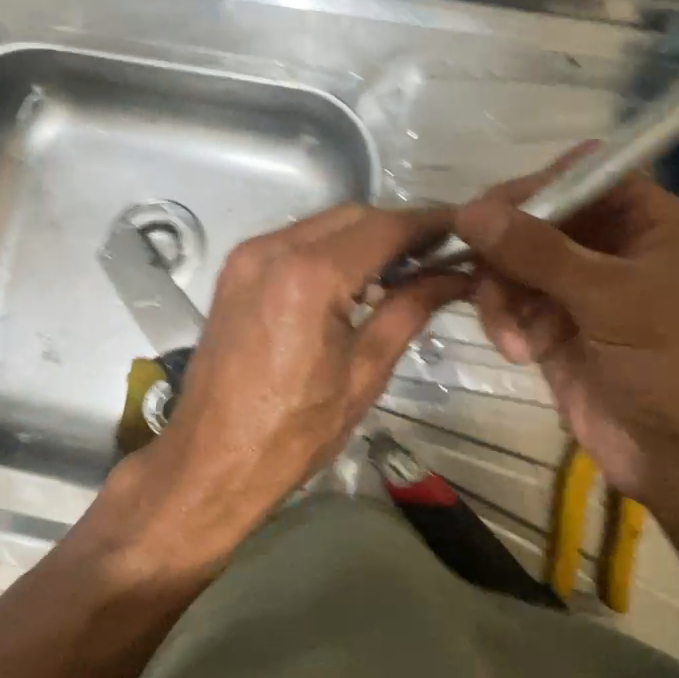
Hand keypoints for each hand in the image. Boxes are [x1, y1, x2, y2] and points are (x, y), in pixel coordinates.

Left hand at [153, 205, 469, 507]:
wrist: (211, 459)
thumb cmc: (294, 432)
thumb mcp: (364, 372)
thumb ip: (409, 311)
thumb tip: (453, 276)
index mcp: (308, 275)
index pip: (384, 228)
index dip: (430, 225)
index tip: (466, 231)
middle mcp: (271, 249)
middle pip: (352, 217)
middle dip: (398, 230)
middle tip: (440, 257)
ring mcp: (246, 257)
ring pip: (322, 226)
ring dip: (364, 239)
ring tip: (404, 273)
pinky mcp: (234, 272)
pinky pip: (293, 243)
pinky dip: (329, 252)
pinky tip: (355, 284)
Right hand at [454, 153, 678, 503]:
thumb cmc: (670, 363)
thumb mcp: (608, 297)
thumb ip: (537, 250)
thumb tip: (468, 211)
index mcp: (648, 223)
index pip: (582, 176)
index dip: (536, 188)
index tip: (487, 212)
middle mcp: (613, 247)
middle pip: (539, 220)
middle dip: (506, 251)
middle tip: (480, 274)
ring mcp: (581, 290)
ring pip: (515, 264)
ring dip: (502, 295)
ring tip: (510, 336)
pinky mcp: (556, 328)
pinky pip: (512, 304)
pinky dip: (506, 323)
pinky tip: (518, 352)